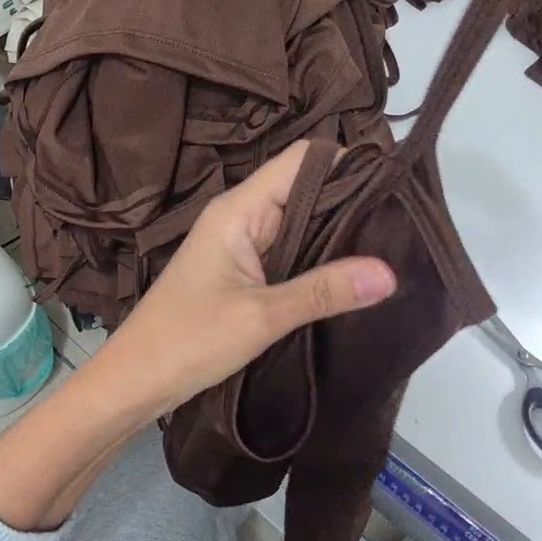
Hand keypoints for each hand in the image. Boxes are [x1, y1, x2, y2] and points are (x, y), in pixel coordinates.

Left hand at [89, 141, 397, 420]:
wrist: (136, 380)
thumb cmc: (188, 340)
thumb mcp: (262, 316)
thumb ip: (324, 290)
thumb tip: (391, 272)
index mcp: (239, 210)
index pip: (301, 160)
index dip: (347, 163)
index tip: (395, 187)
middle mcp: (241, 216)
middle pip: (305, 189)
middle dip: (351, 202)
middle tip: (405, 225)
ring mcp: (240, 245)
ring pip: (300, 224)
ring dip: (337, 235)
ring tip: (391, 249)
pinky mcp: (242, 273)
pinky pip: (289, 252)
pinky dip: (318, 259)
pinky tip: (351, 276)